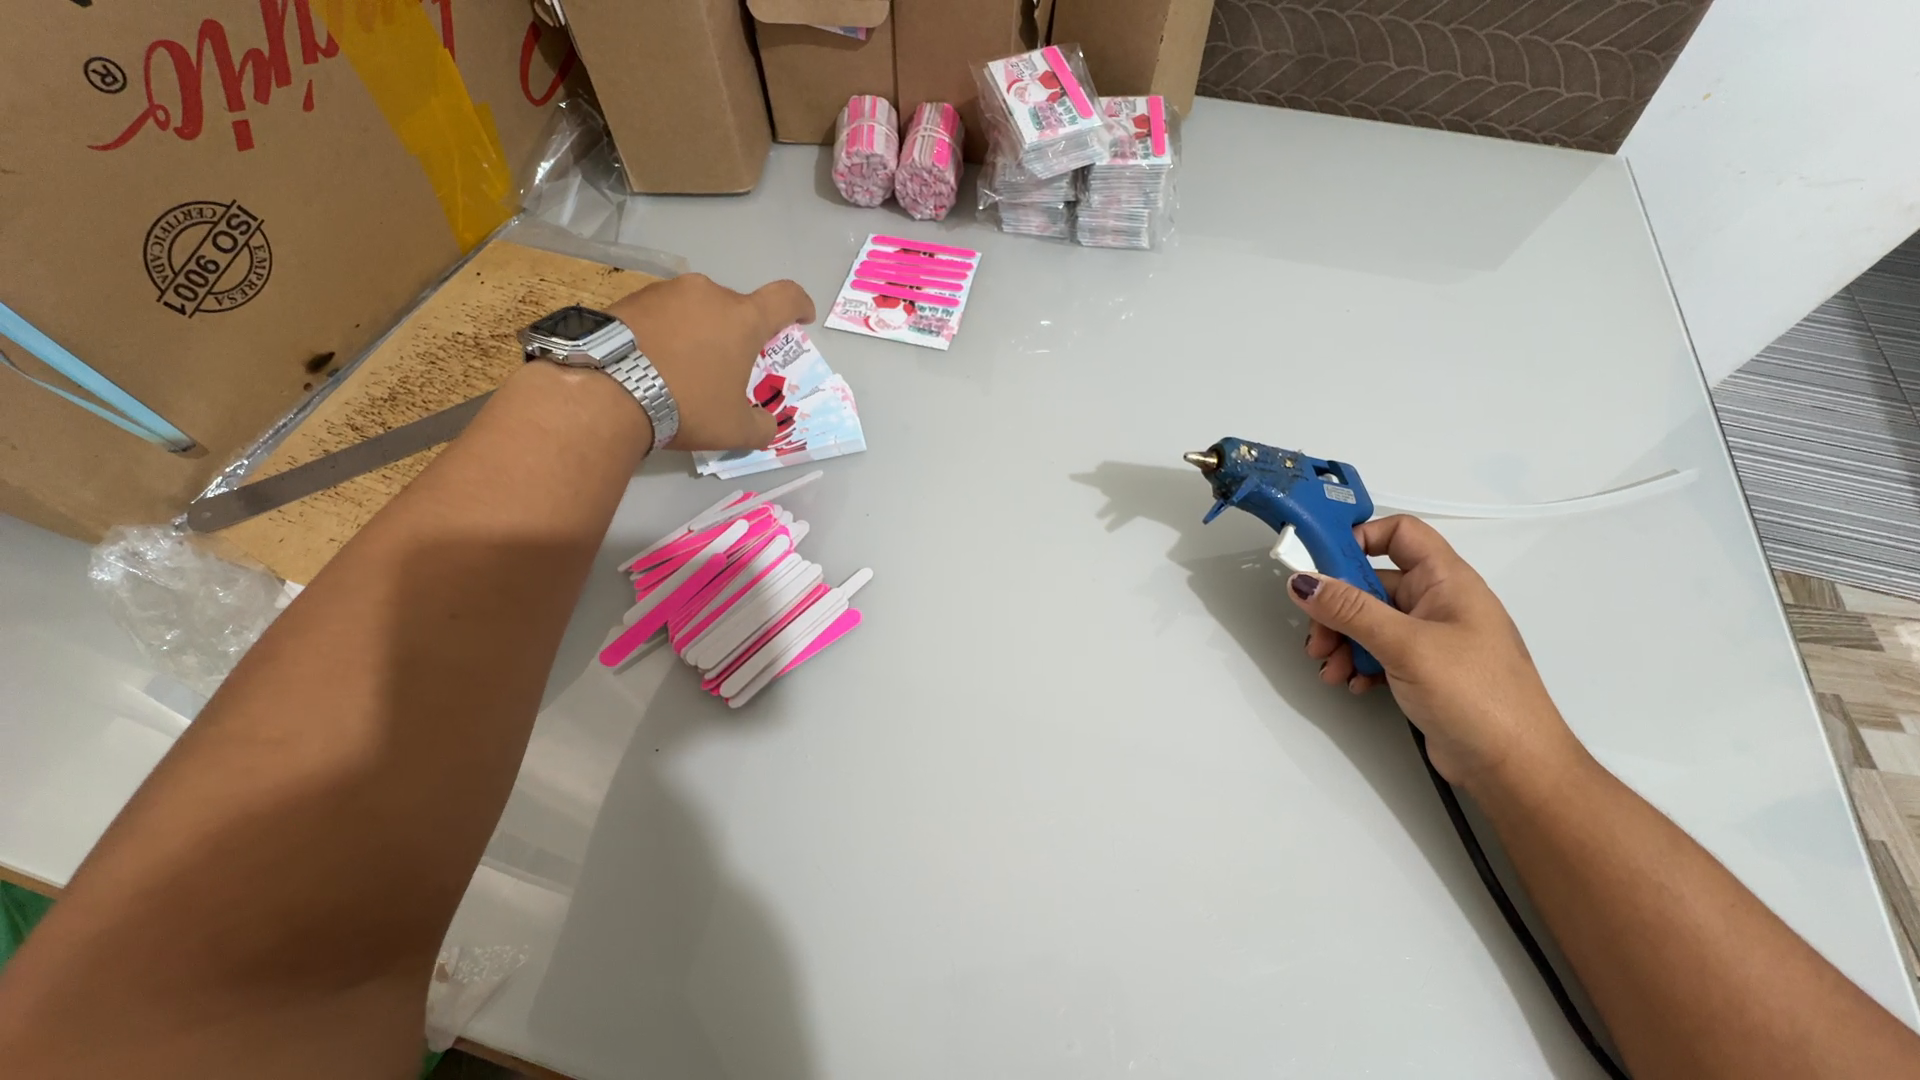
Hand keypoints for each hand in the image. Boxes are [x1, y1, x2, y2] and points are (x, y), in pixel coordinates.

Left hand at [605, 273, 815, 451]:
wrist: (606, 392)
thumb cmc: (687, 405)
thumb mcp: (735, 429)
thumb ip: (761, 426)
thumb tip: (766, 425)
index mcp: (743, 319)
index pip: (785, 297)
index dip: (799, 305)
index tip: (800, 318)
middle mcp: (708, 294)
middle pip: (736, 307)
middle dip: (737, 333)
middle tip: (727, 367)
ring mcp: (666, 292)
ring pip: (696, 309)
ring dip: (699, 332)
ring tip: (683, 369)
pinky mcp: (630, 299)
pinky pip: (661, 315)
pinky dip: (666, 334)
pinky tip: (653, 364)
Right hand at [1288, 515, 1583, 788]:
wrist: (1514, 768)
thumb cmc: (1474, 695)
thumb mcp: (1406, 644)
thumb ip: (1350, 610)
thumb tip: (1303, 582)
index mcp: (1447, 581)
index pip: (1400, 534)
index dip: (1359, 538)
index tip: (1318, 562)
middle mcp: (1439, 602)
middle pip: (1373, 583)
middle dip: (1336, 607)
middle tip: (1316, 637)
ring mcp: (1432, 638)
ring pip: (1370, 621)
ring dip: (1342, 641)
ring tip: (1331, 670)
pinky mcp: (1424, 670)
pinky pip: (1378, 652)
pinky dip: (1358, 663)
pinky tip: (1354, 684)